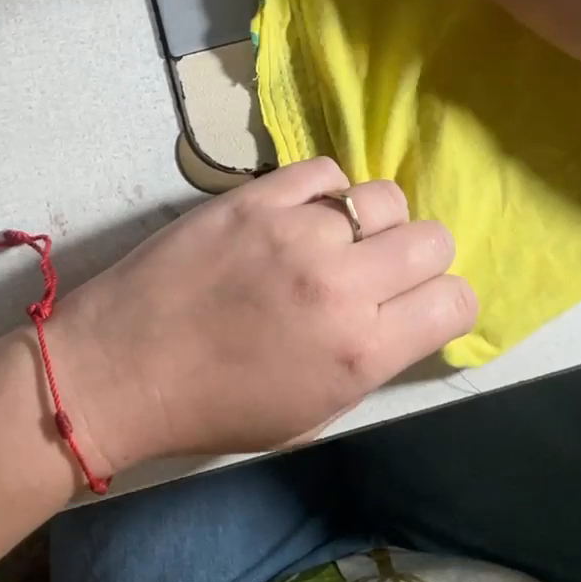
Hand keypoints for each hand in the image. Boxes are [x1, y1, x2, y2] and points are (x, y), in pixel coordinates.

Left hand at [48, 158, 475, 472]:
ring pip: (383, 196)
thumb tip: (405, 311)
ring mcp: (295, 231)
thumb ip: (372, 356)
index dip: (443, 302)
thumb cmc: (216, 406)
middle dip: (416, 257)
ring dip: (372, 221)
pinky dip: (324, 192)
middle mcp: (340, 283)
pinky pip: (324, 170)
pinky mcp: (254, 197)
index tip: (415, 305)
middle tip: (378, 270)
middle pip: (432, 239)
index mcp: (360, 352)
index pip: (456, 301)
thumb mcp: (314, 411)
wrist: (123, 367)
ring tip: (335, 238)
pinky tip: (301, 213)